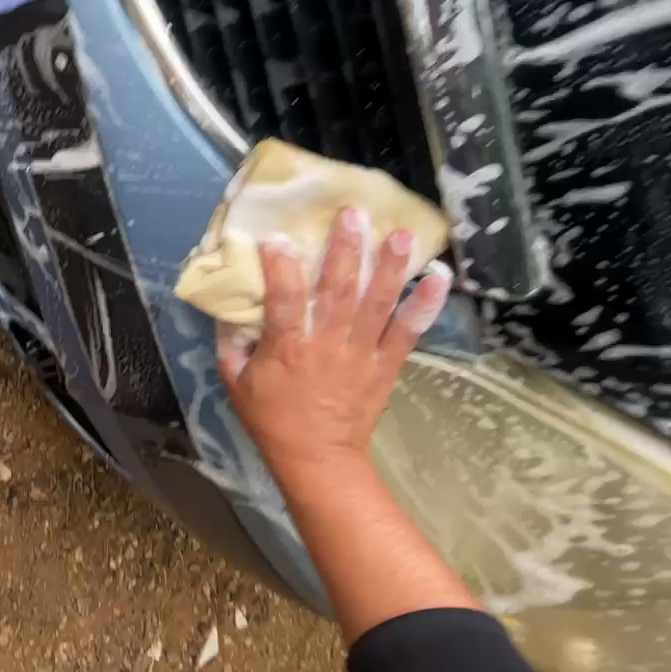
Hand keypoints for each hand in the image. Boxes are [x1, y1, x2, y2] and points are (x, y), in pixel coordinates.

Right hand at [216, 207, 451, 474]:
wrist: (318, 457)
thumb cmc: (269, 417)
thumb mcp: (234, 379)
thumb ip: (232, 340)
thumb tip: (233, 305)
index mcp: (286, 347)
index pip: (284, 298)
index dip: (280, 266)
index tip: (278, 238)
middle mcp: (328, 344)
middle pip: (339, 290)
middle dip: (347, 249)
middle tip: (354, 214)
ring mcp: (362, 353)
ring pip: (377, 302)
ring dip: (390, 266)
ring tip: (401, 232)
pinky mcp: (386, 364)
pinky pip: (408, 331)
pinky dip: (424, 304)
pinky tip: (438, 277)